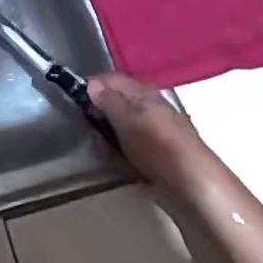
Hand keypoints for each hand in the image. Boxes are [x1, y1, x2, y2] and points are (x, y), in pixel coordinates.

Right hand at [88, 72, 211, 190]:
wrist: (191, 183)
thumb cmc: (156, 144)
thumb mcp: (126, 119)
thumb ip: (108, 101)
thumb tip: (91, 83)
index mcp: (143, 91)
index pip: (112, 78)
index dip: (91, 84)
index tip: (72, 98)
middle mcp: (149, 105)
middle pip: (117, 100)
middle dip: (99, 108)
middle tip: (80, 120)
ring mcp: (154, 129)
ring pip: (123, 122)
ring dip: (109, 129)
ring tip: (93, 139)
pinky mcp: (156, 151)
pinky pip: (130, 142)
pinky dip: (120, 146)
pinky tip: (113, 155)